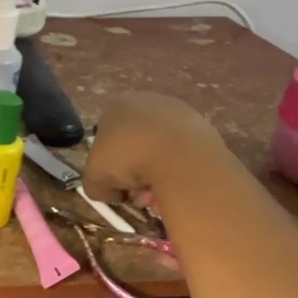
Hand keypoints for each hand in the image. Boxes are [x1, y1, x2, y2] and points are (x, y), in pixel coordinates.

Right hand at [83, 92, 229, 204]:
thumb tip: (111, 192)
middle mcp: (147, 102)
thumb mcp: (93, 179)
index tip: (115, 185)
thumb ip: (95, 185)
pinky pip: (182, 153)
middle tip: (136, 194)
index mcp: (116, 106)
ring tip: (157, 196)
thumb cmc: (127, 159)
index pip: (105, 139)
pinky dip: (177, 170)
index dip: (107, 165)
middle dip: (134, 172)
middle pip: (134, 145)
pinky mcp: (203, 125)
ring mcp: (178, 111)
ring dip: (156, 174)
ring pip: (159, 150)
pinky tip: (176, 186)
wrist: (179, 155)